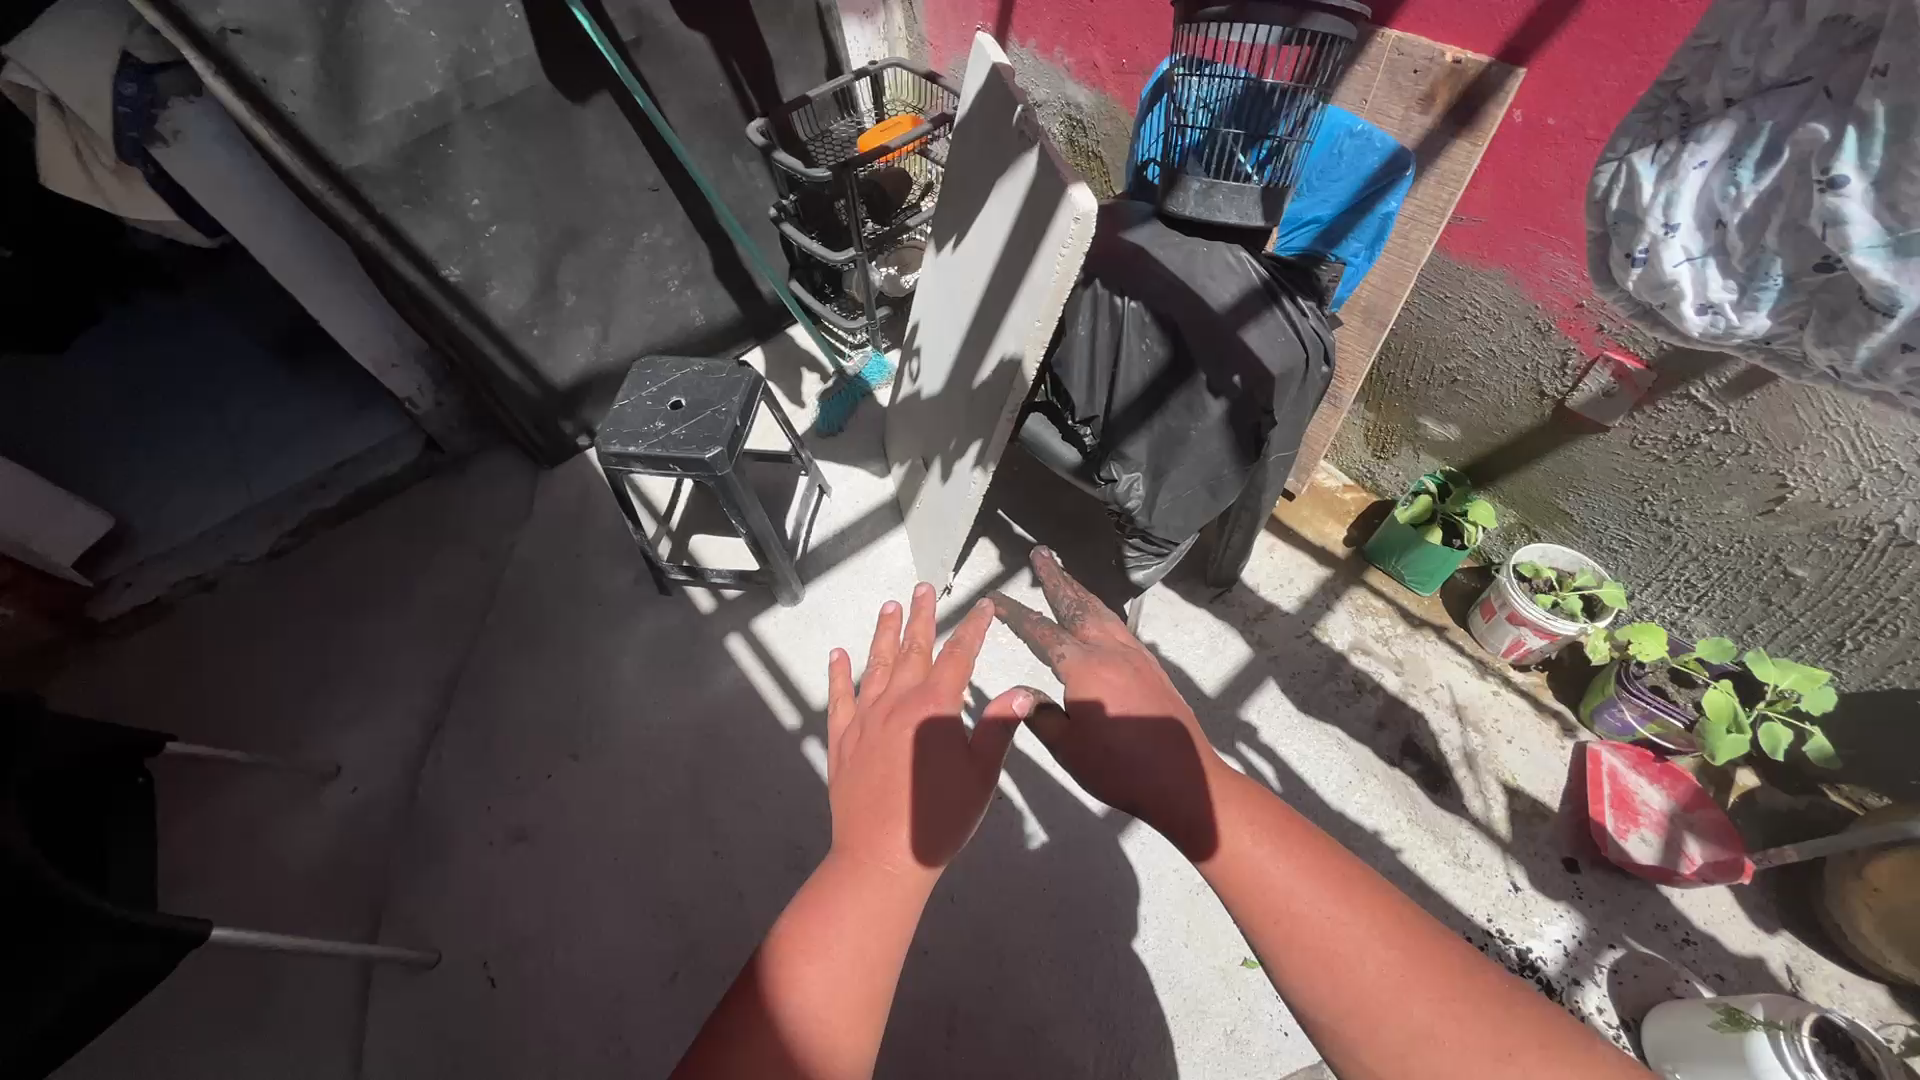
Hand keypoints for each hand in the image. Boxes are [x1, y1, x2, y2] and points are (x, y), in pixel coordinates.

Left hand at [825, 583, 1036, 880]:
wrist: (882, 858)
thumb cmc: (940, 818)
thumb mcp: (981, 774)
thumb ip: (998, 727)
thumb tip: (1022, 691)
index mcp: (934, 707)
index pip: (959, 656)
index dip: (973, 629)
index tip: (983, 606)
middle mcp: (897, 702)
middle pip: (913, 650)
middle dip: (922, 617)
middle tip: (924, 588)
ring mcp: (865, 719)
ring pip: (875, 666)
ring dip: (884, 634)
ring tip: (889, 606)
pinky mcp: (842, 740)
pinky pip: (839, 698)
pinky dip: (839, 674)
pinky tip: (838, 655)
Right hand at [991, 547, 1225, 858]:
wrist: (1183, 780)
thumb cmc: (1119, 768)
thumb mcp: (1068, 748)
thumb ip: (1040, 715)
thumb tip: (1023, 694)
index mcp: (1084, 666)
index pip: (1041, 632)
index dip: (1016, 614)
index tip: (995, 598)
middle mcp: (1110, 650)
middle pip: (1077, 605)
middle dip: (1055, 578)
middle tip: (1040, 553)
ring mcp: (1136, 656)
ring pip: (1102, 612)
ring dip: (1080, 590)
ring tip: (1065, 576)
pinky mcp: (1152, 667)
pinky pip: (1119, 626)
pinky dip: (1101, 611)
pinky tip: (1100, 617)